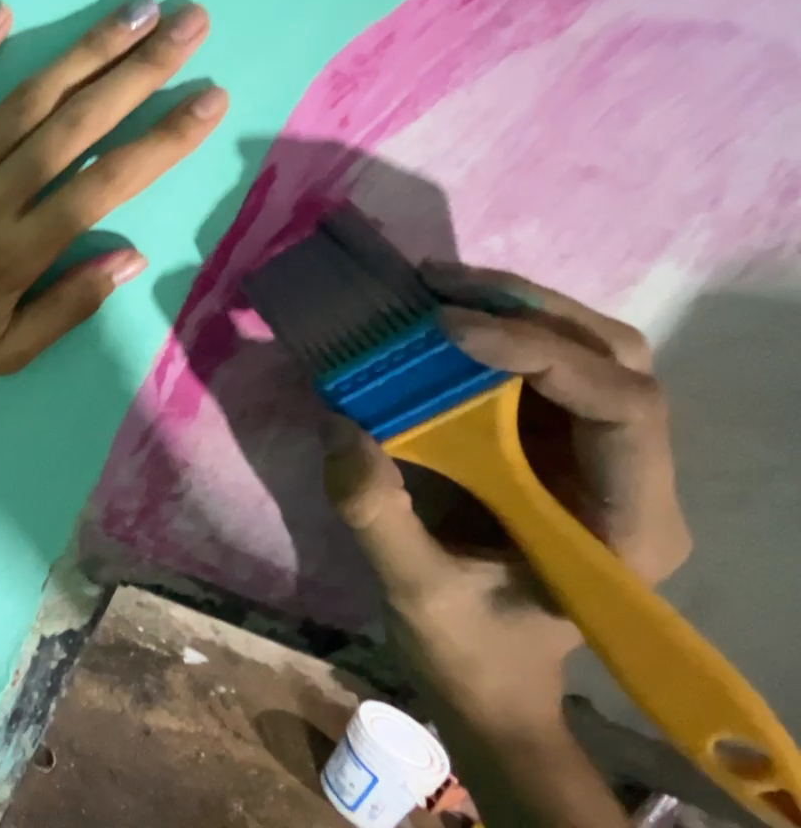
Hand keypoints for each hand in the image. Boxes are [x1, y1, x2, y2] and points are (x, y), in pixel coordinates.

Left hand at [0, 0, 225, 407]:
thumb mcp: (5, 354)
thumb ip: (69, 306)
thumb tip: (131, 255)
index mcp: (17, 252)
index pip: (107, 184)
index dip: (165, 137)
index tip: (211, 95)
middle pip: (75, 126)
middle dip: (139, 71)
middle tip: (189, 21)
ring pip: (19, 103)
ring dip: (80, 53)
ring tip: (132, 11)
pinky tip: (0, 13)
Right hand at [325, 265, 691, 723]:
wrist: (486, 679)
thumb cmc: (467, 649)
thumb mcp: (414, 590)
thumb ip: (376, 511)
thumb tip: (339, 422)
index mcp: (626, 521)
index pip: (622, 408)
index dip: (542, 355)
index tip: (447, 329)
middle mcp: (628, 475)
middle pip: (614, 360)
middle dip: (529, 312)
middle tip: (436, 287)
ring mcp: (590, 455)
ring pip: (583, 352)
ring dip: (511, 309)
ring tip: (430, 288)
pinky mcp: (546, 446)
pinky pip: (534, 369)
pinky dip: (488, 333)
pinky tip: (432, 318)